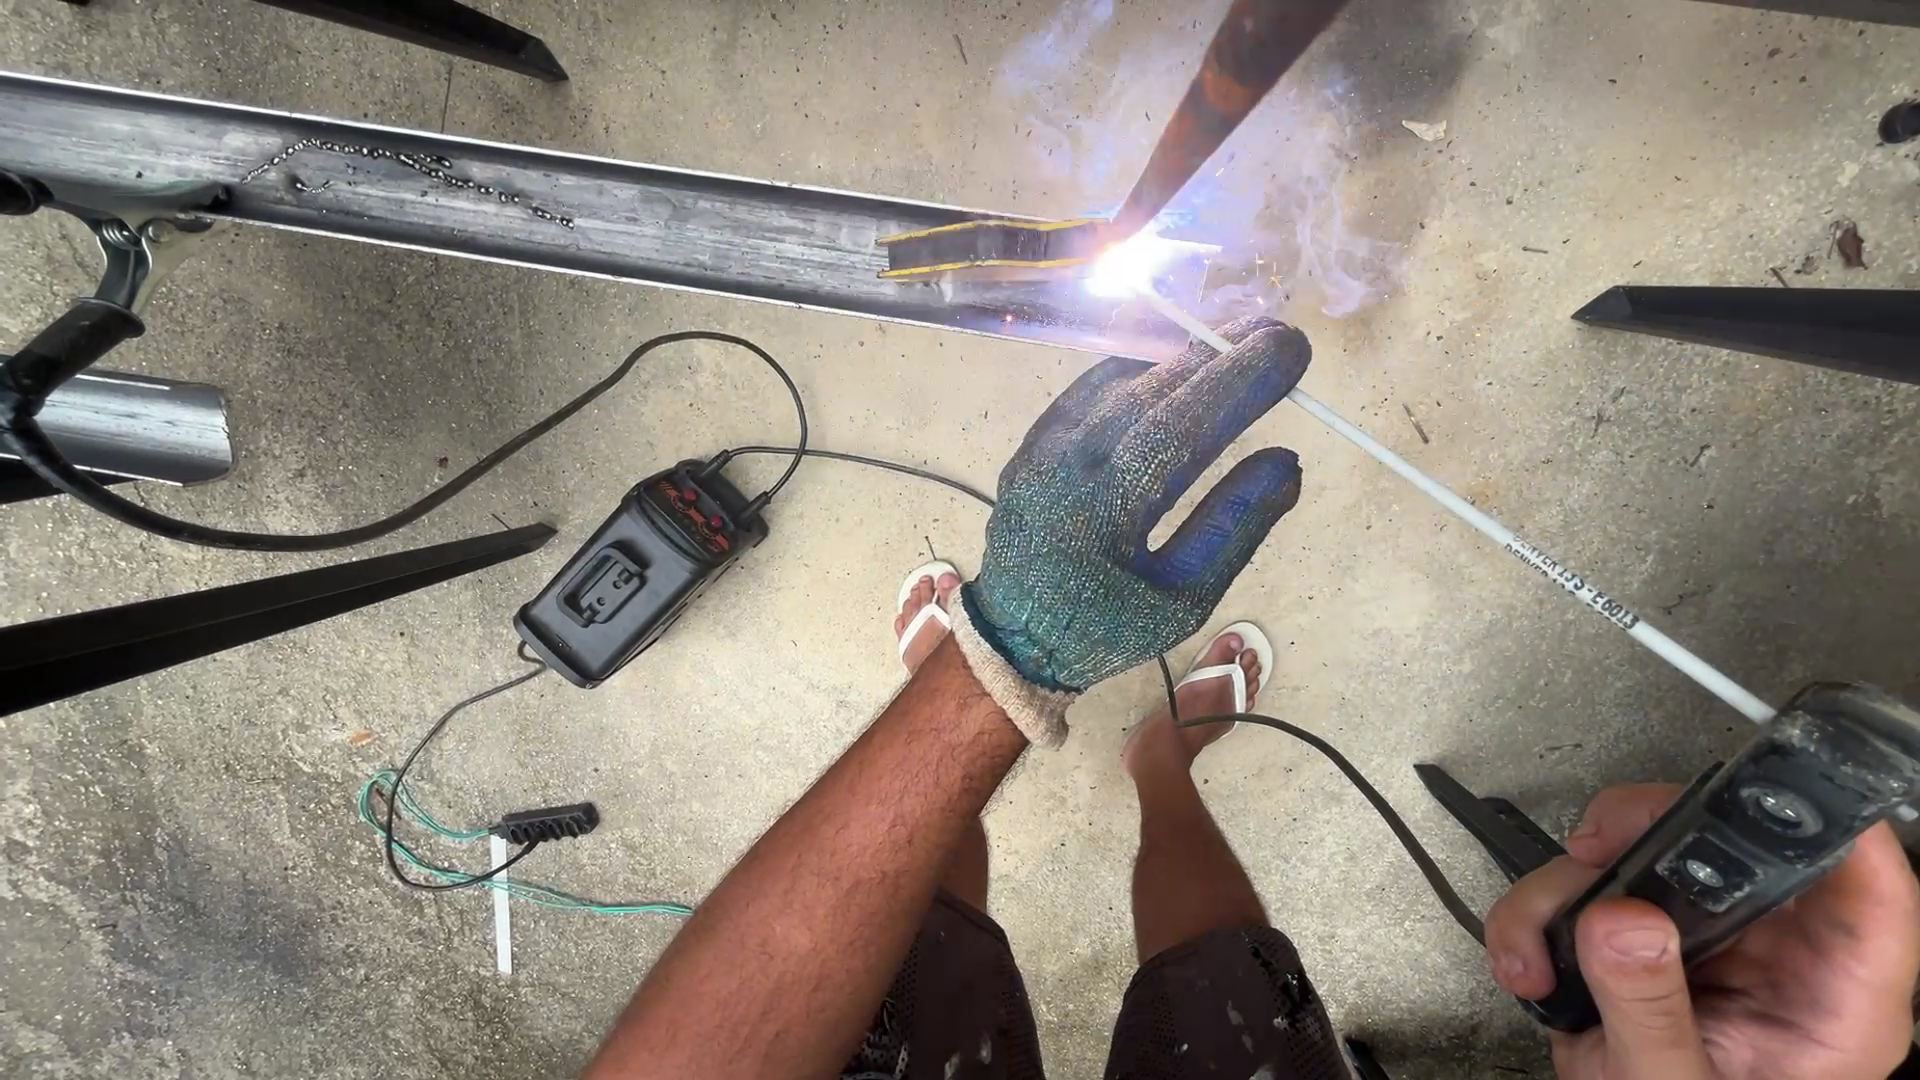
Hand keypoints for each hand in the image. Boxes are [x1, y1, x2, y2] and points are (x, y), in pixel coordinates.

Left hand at [947, 316, 1309, 747]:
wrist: (1016, 636)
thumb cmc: (1106, 627)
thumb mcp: (1183, 599)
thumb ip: (1234, 528)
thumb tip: (1286, 460)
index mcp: (1104, 512)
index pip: (1180, 425)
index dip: (1238, 380)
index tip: (1291, 348)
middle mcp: (1064, 466)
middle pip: (1149, 391)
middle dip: (1217, 356)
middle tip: (1273, 332)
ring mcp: (1039, 450)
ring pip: (1115, 383)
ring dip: (1177, 359)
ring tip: (1231, 346)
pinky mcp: (1029, 445)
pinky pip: (1085, 392)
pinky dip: (1133, 373)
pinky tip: (1169, 369)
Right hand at [1485, 784, 1919, 1079]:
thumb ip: (1651, 1012)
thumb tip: (1627, 921)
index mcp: (1822, 1005)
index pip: (1867, 902)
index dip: (1840, 833)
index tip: (1776, 788)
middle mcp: (1758, 958)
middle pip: (1713, 849)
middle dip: (1631, 838)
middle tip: (1588, 857)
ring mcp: (1683, 943)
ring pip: (1618, 864)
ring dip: (1552, 899)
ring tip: (1535, 960)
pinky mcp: (1619, 938)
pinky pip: (1566, 892)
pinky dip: (1528, 918)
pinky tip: (1528, 965)